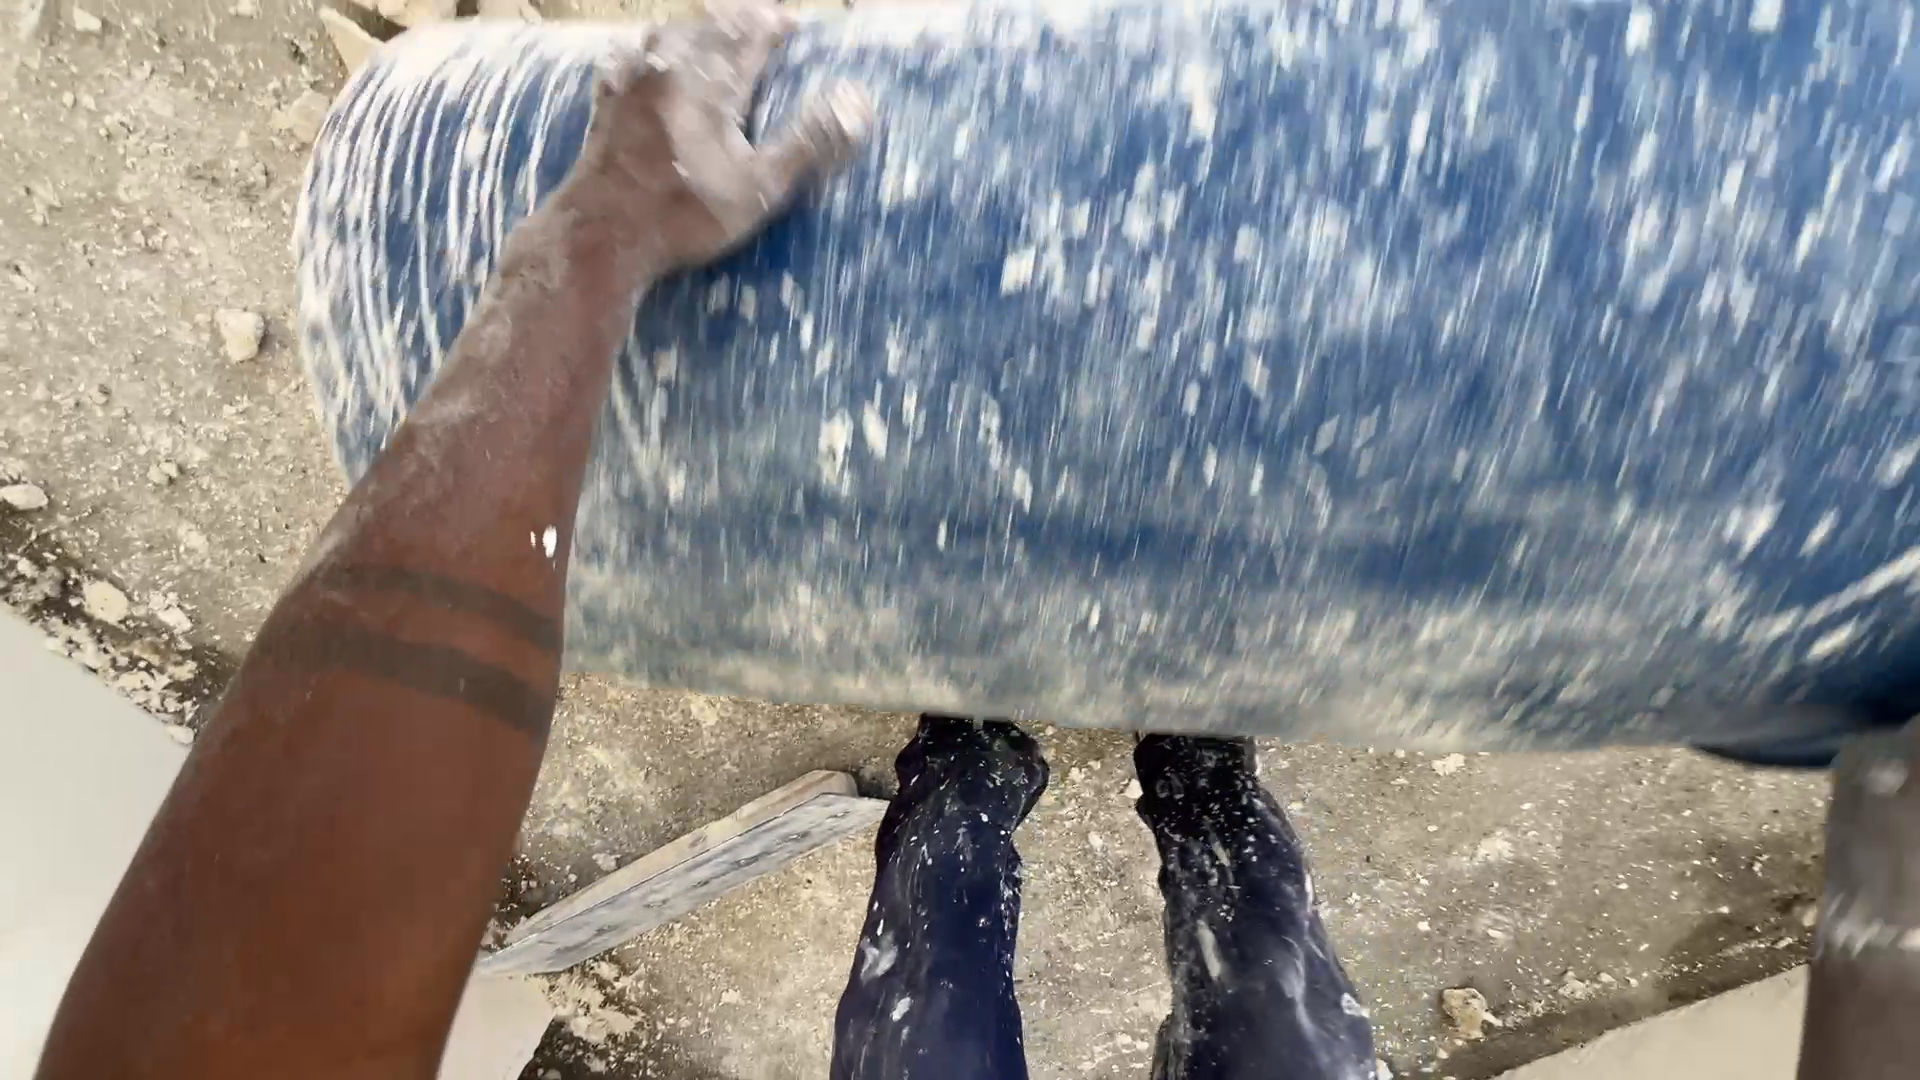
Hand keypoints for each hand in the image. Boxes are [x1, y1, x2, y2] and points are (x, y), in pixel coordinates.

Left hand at [566, 0, 873, 271]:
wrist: (607, 232)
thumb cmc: (686, 214)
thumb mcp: (760, 187)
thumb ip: (808, 143)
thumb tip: (859, 104)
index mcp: (711, 81)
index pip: (750, 31)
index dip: (776, 24)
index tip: (796, 25)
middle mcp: (669, 66)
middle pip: (709, 24)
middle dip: (740, 21)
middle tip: (762, 25)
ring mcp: (633, 79)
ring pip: (671, 34)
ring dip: (700, 31)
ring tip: (718, 38)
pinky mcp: (609, 100)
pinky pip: (631, 56)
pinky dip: (652, 50)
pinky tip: (649, 56)